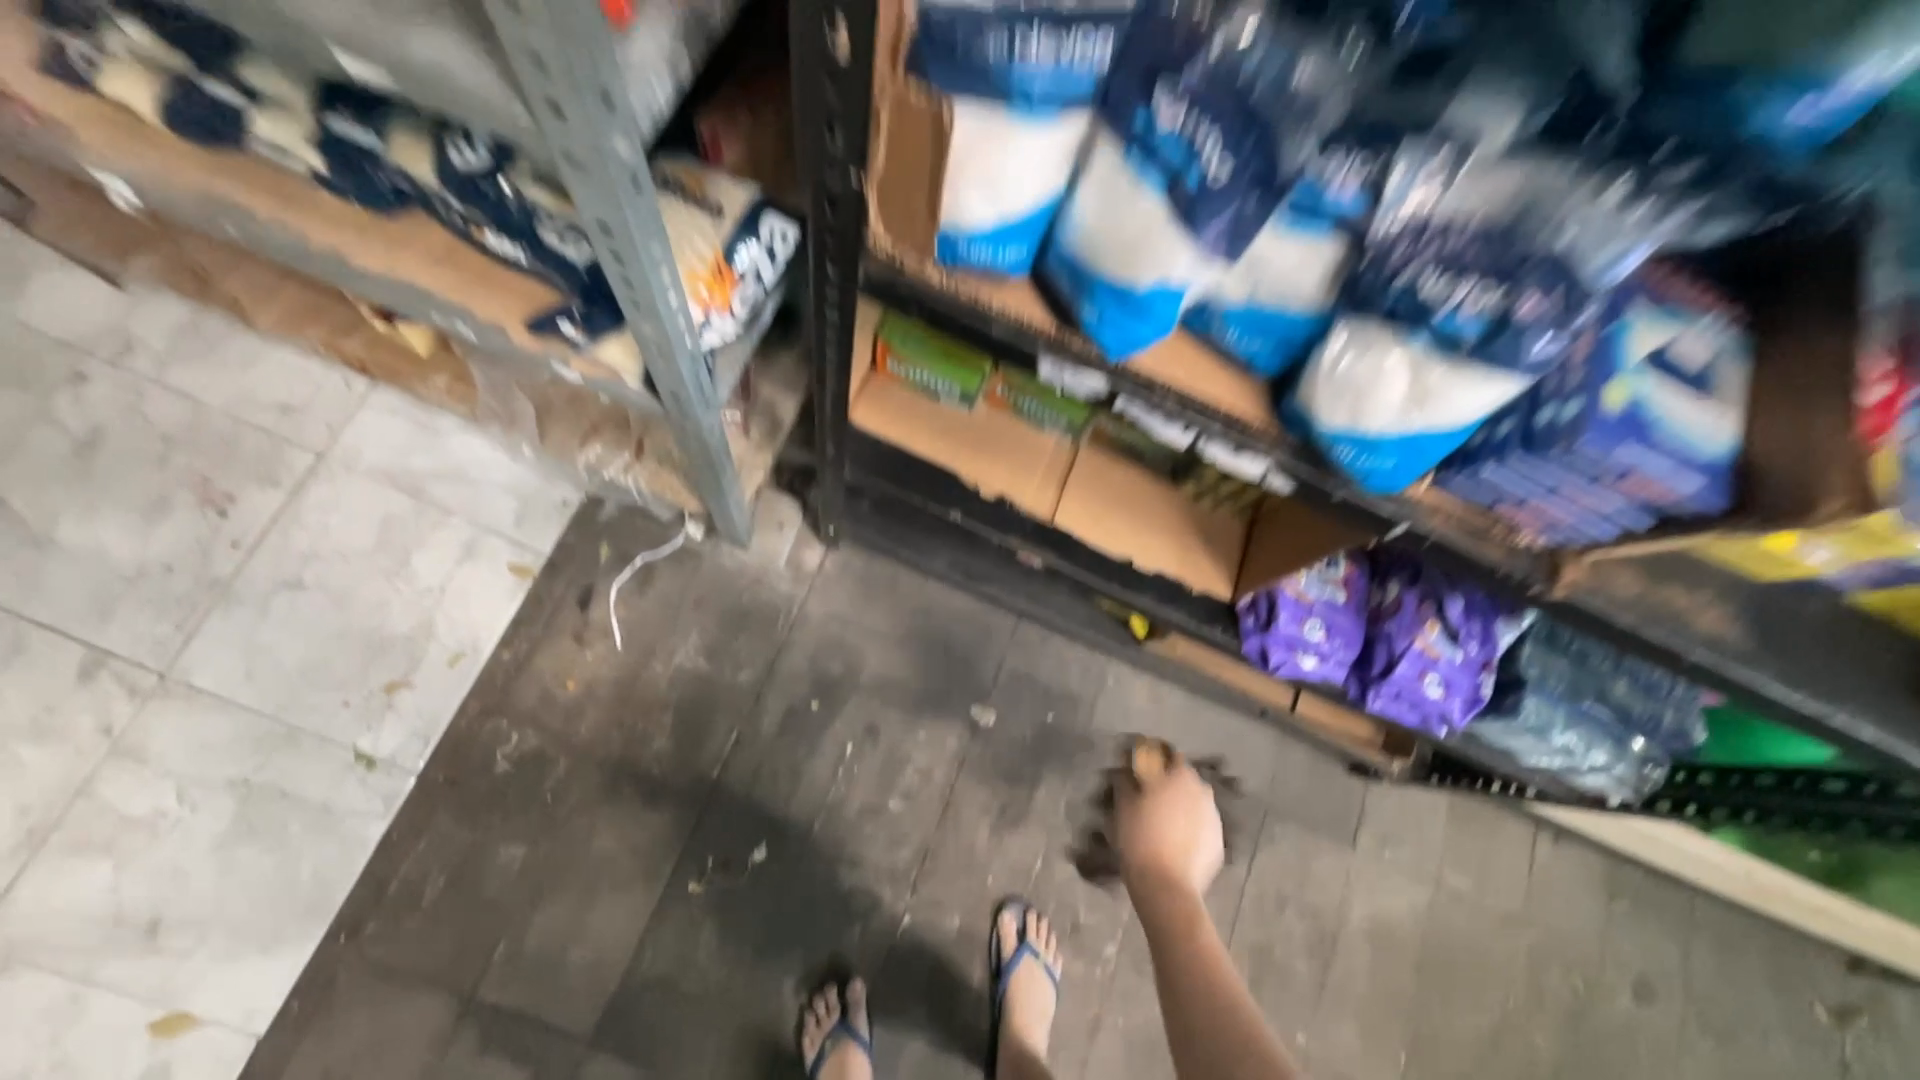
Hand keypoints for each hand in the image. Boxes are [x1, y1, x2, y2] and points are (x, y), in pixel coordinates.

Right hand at [1112, 750, 1224, 898]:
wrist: (1166, 885)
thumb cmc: (1140, 838)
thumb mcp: (1123, 806)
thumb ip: (1126, 781)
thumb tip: (1126, 771)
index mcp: (1180, 776)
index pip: (1172, 756)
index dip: (1158, 761)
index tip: (1145, 771)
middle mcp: (1203, 791)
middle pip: (1187, 780)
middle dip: (1171, 786)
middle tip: (1152, 800)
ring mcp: (1215, 817)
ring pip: (1196, 805)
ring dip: (1183, 808)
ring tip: (1164, 826)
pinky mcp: (1219, 842)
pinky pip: (1202, 828)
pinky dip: (1192, 831)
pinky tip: (1176, 845)